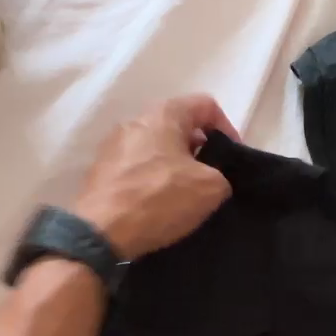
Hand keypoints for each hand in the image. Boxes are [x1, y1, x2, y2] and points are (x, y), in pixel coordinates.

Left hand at [72, 94, 239, 260]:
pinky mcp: (102, 172)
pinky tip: (158, 207)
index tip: (233, 159)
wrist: (103, 230)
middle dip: (200, 152)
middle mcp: (136, 120)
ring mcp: (114, 146)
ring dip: (175, 168)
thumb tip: (213, 180)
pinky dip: (152, 183)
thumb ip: (222, 177)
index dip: (228, 129)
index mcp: (164, 113)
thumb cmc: (159, 199)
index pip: (206, 106)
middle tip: (211, 181)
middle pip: (179, 128)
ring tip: (185, 198)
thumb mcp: (209, 189)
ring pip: (157, 150)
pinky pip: (137, 170)